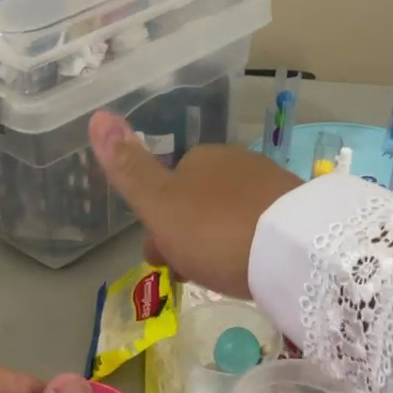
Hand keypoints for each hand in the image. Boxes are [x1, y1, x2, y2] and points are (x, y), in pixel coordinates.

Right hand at [89, 110, 301, 298]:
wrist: (288, 249)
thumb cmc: (214, 231)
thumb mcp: (159, 205)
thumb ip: (129, 170)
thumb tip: (97, 116)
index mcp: (197, 159)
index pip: (169, 187)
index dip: (159, 222)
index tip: (159, 258)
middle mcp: (234, 162)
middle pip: (200, 202)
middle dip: (189, 234)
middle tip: (187, 274)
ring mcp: (269, 185)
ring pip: (230, 215)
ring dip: (218, 241)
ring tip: (219, 276)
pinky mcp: (296, 213)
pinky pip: (259, 228)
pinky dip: (248, 246)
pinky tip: (250, 268)